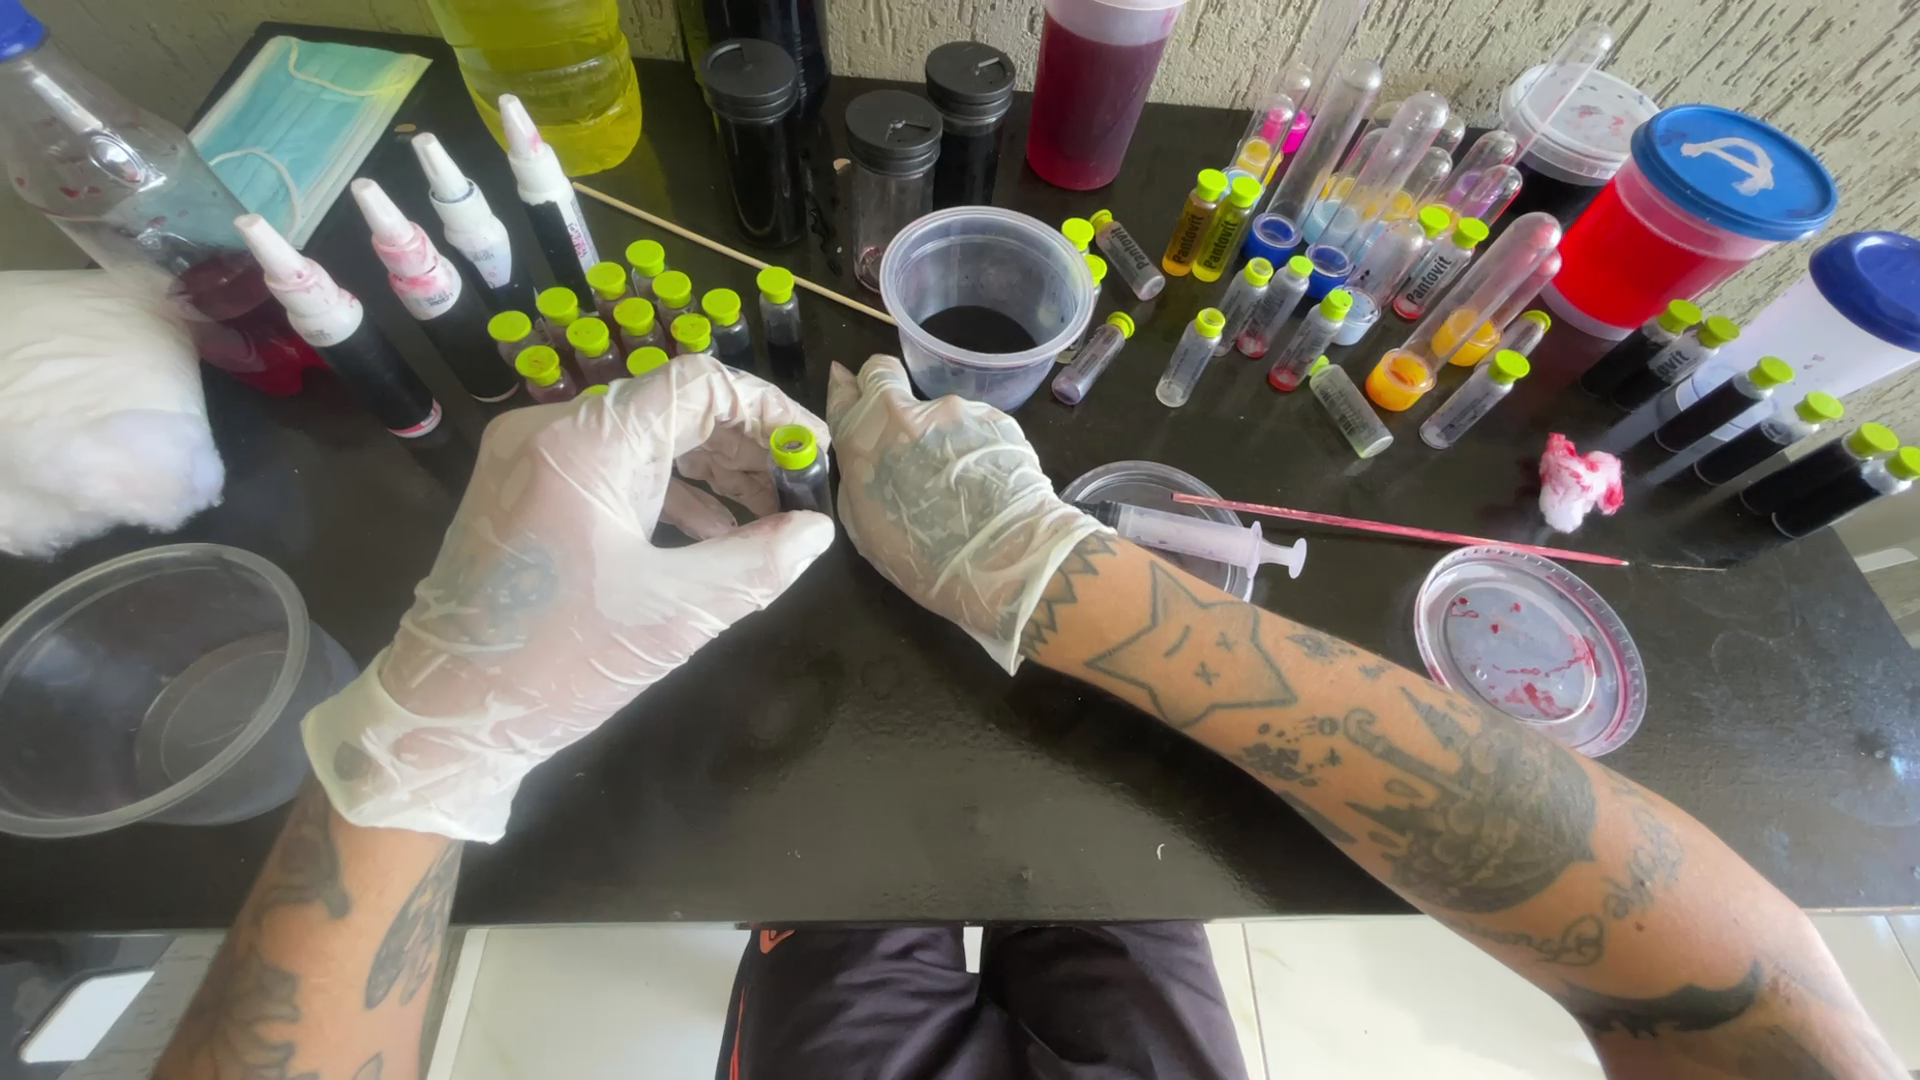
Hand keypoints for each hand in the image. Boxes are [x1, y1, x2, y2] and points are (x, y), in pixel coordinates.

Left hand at [303, 355, 833, 840]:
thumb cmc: (557, 664)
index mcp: (585, 446)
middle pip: (676, 406)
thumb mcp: (676, 615)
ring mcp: (536, 459)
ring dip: (716, 470)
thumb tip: (817, 530)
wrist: (440, 718)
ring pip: (651, 437)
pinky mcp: (533, 489)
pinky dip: (675, 492)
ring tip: (767, 518)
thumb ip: (760, 563)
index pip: (699, 385)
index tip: (813, 454)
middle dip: (748, 446)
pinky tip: (715, 534)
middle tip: (796, 494)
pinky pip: (621, 469)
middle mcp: (553, 432)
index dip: (769, 409)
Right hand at [826, 355, 1103, 672]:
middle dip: (886, 390)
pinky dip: (975, 447)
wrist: (1003, 556)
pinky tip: (987, 483)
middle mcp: (906, 411)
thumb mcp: (865, 526)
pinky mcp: (996, 417)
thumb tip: (864, 453)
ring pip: (938, 412)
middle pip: (885, 375)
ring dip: (940, 435)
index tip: (851, 390)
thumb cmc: (923, 556)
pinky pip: (975, 427)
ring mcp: (954, 409)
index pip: (845, 392)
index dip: (847, 390)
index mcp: (864, 439)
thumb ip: (858, 476)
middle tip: (901, 431)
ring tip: (960, 483)